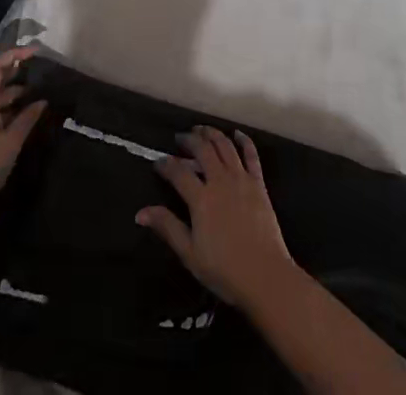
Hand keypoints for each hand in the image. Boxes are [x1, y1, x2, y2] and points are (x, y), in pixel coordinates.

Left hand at [0, 46, 46, 215]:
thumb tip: (42, 101)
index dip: (13, 55)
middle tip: (39, 70)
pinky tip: (24, 116)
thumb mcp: (11, 142)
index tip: (35, 52)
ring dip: (13, 92)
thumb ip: (27, 119)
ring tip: (37, 93)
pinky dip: (8, 109)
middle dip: (14, 71)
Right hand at [135, 126, 295, 308]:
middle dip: (189, 140)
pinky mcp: (259, 184)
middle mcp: (220, 182)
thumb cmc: (223, 269)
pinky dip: (244, 141)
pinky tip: (237, 133)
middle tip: (180, 138)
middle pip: (203, 150)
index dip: (166, 164)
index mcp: (201, 199)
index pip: (178, 172)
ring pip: (225, 146)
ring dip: (212, 134)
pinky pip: (251, 155)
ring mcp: (242, 180)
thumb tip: (140, 212)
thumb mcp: (189, 253)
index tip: (158, 162)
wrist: (264, 275)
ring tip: (202, 129)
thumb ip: (167, 227)